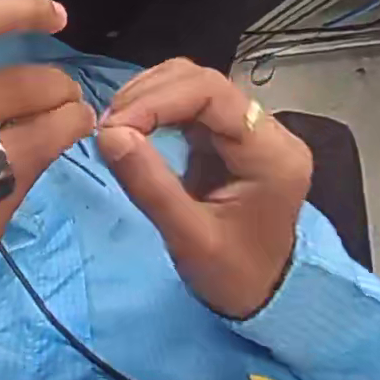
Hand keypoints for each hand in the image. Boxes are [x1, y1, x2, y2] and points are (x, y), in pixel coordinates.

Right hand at [96, 59, 312, 319]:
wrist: (262, 299)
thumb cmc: (233, 276)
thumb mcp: (190, 239)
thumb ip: (151, 185)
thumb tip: (108, 134)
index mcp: (271, 154)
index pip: (211, 93)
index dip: (156, 100)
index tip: (114, 127)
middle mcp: (265, 130)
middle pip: (200, 80)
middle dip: (146, 96)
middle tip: (108, 129)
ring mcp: (246, 129)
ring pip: (190, 82)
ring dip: (145, 96)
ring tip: (115, 127)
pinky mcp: (224, 134)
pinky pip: (185, 100)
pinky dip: (151, 106)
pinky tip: (130, 125)